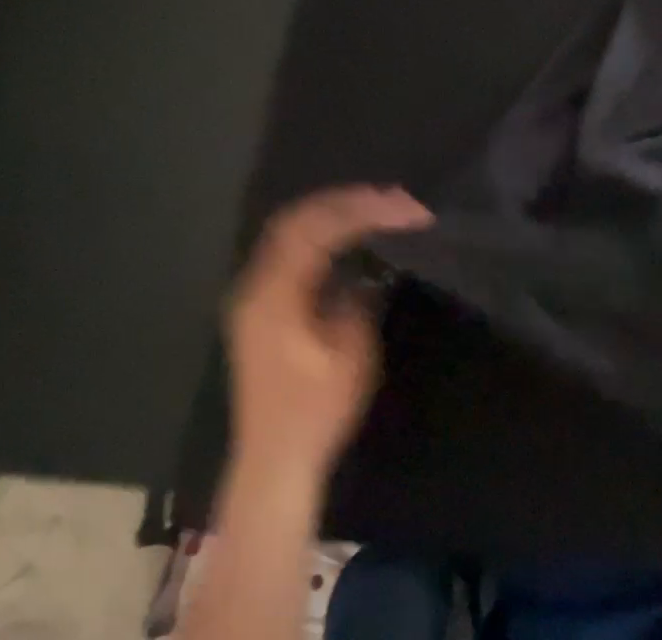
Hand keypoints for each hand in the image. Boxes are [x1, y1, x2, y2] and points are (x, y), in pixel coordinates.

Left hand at [226, 186, 431, 478]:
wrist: (275, 462)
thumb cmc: (315, 411)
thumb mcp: (350, 353)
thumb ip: (358, 301)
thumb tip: (368, 272)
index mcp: (273, 295)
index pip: (315, 228)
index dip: (361, 208)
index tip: (406, 205)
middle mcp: (256, 287)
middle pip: (296, 222)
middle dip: (348, 203)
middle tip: (396, 198)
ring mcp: (255, 299)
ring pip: (292, 237)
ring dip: (336, 218)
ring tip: (381, 210)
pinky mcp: (264, 312)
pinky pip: (294, 257)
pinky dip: (326, 240)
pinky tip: (355, 242)